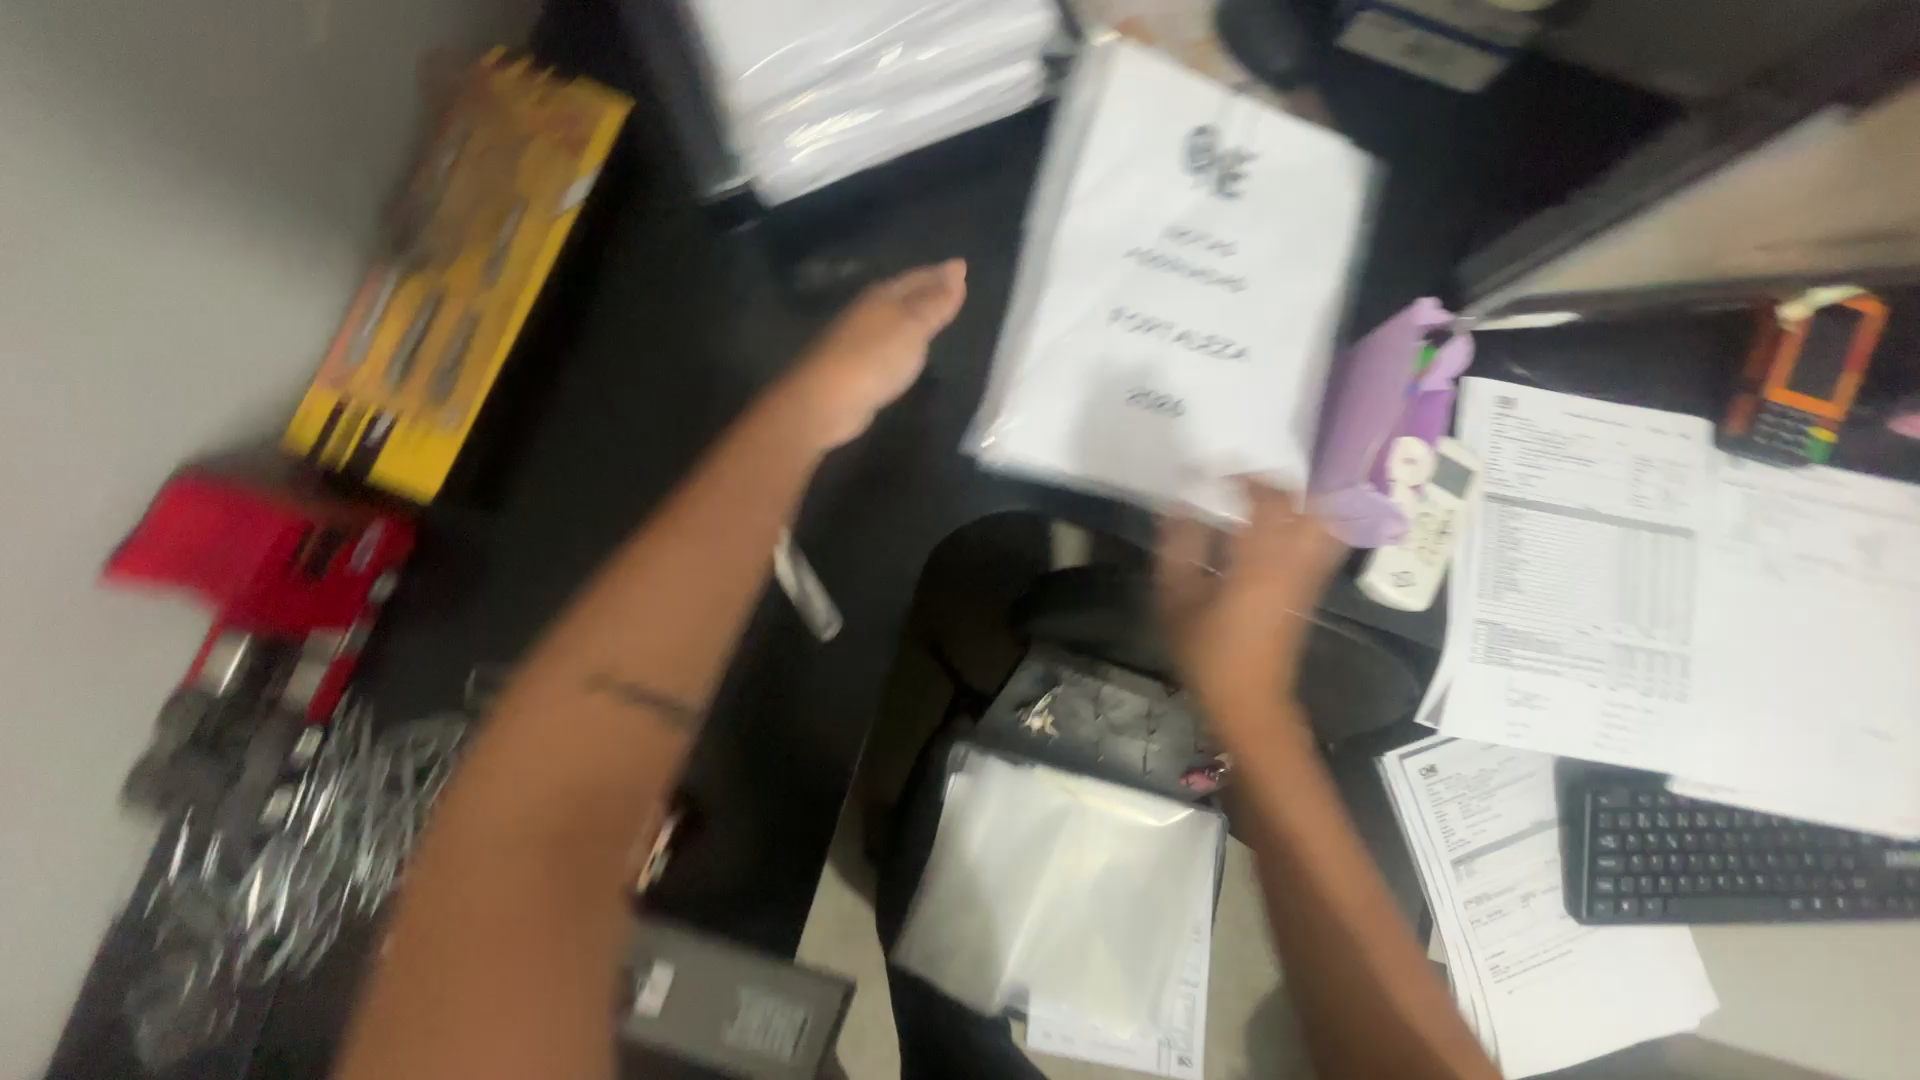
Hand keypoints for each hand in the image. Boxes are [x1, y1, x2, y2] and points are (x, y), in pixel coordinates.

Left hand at [780, 259, 967, 447]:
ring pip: (894, 316)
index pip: (917, 277)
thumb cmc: (874, 359)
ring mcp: (859, 337)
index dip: (940, 273)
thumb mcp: (912, 327)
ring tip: (935, 311)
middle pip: (903, 293)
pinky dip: (904, 337)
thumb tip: (956, 270)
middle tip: (952, 283)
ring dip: (915, 312)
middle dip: (927, 288)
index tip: (962, 267)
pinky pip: (888, 341)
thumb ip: (935, 303)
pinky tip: (909, 344)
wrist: (826, 401)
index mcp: (882, 296)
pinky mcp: (856, 364)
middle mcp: (869, 310)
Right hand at [1156, 482, 1346, 735]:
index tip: (1214, 473)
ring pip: (1326, 522)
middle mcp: (1293, 562)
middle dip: (1280, 485)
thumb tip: (1178, 507)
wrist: (1249, 701)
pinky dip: (1306, 523)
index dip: (1244, 476)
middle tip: (1244, 484)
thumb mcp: (1175, 601)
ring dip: (1300, 502)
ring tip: (1263, 501)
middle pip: (1310, 504)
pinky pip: (1321, 543)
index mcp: (1259, 562)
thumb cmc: (1207, 654)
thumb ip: (1177, 548)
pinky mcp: (1310, 590)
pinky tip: (1273, 528)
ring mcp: (1308, 577)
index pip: (1269, 500)